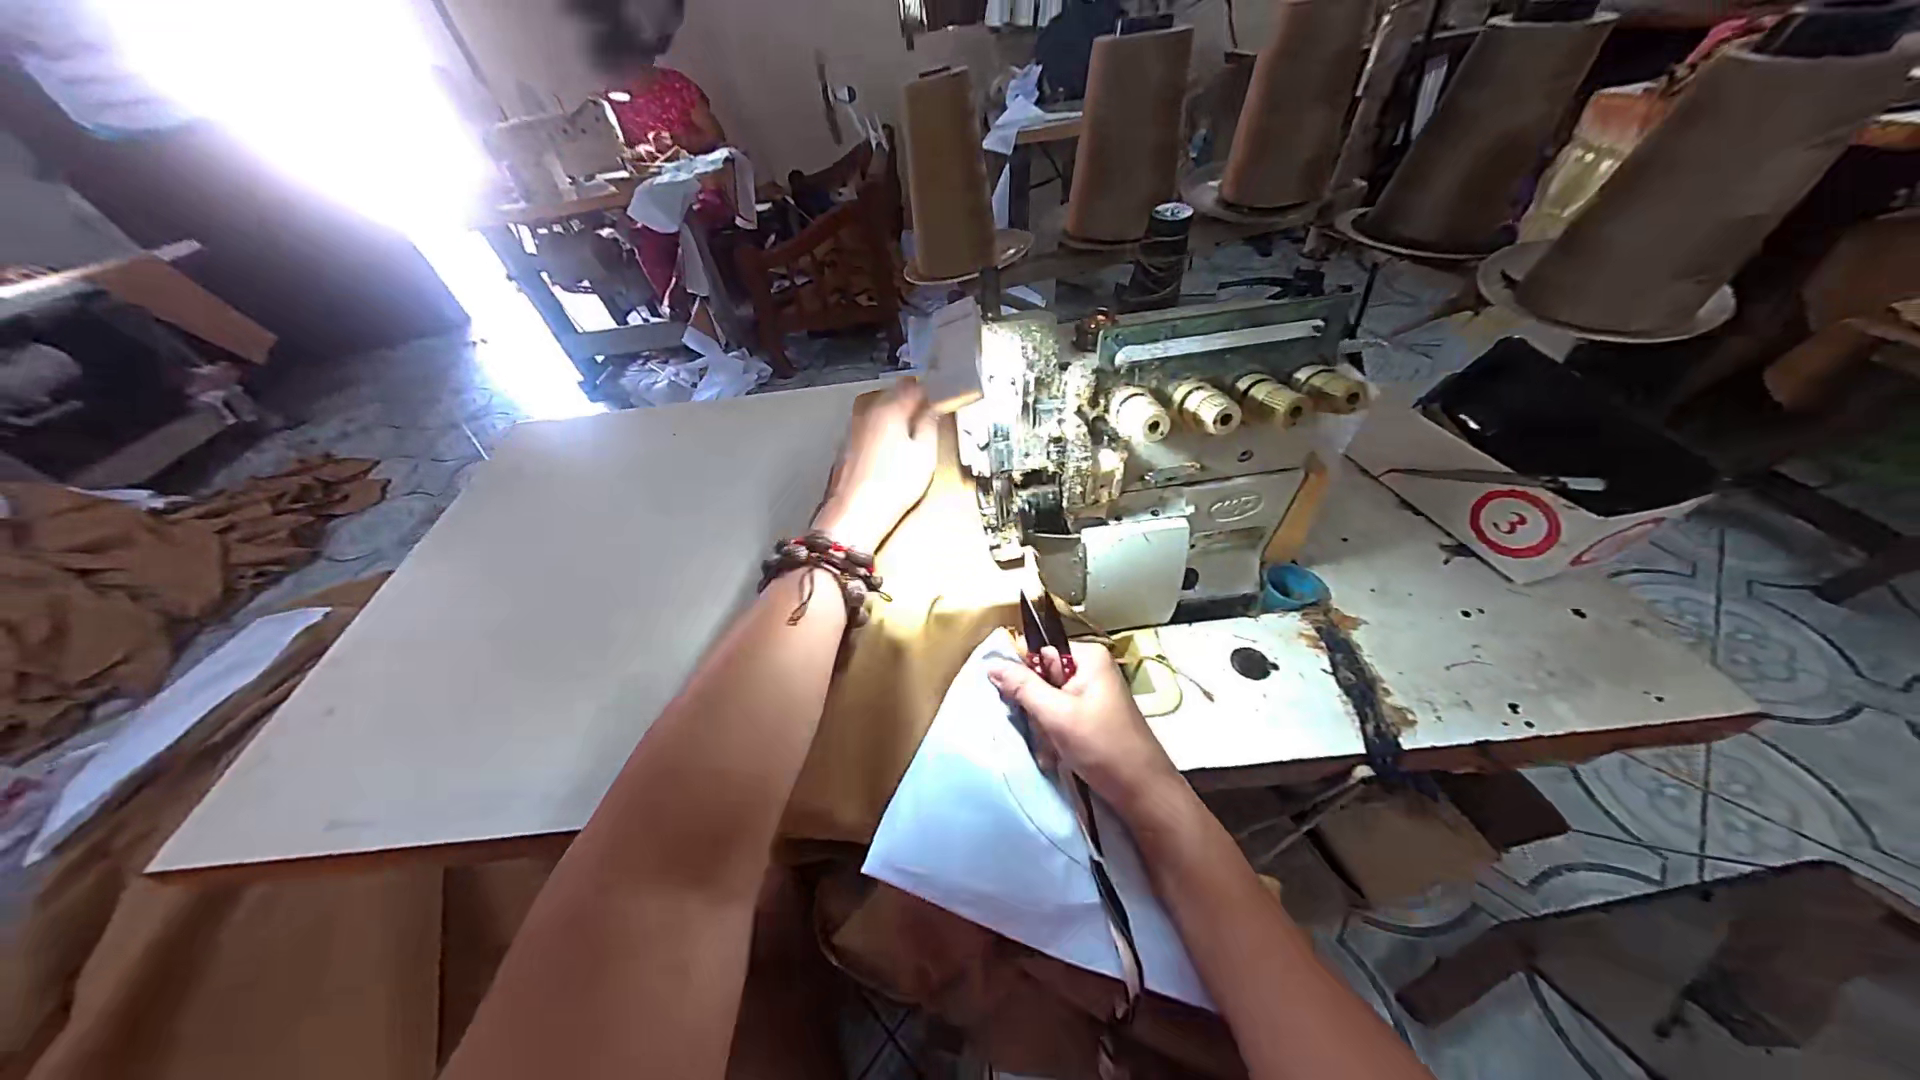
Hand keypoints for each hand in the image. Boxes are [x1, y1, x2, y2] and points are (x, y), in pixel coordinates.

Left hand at [811, 379, 936, 552]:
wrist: (854, 515)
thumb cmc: (891, 487)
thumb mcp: (925, 455)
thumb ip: (929, 425)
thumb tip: (931, 411)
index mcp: (888, 408)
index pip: (912, 386)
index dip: (929, 393)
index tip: (939, 403)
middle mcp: (866, 412)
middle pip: (893, 395)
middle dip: (911, 404)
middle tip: (928, 420)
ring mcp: (853, 429)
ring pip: (879, 412)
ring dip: (895, 419)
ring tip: (911, 439)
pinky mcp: (846, 447)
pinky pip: (869, 429)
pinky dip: (882, 434)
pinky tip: (891, 455)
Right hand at [986, 641, 1185, 820]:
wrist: (1142, 791)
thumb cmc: (1103, 746)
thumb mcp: (1056, 714)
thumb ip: (1022, 687)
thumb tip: (992, 664)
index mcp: (1088, 657)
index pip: (1039, 649)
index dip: (1022, 673)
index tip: (1015, 699)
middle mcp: (1090, 668)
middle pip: (1041, 676)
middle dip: (1035, 707)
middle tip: (1043, 730)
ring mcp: (1091, 693)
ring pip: (1046, 700)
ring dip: (1043, 726)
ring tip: (1053, 747)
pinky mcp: (1090, 715)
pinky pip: (1058, 715)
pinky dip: (1053, 735)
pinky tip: (1058, 753)